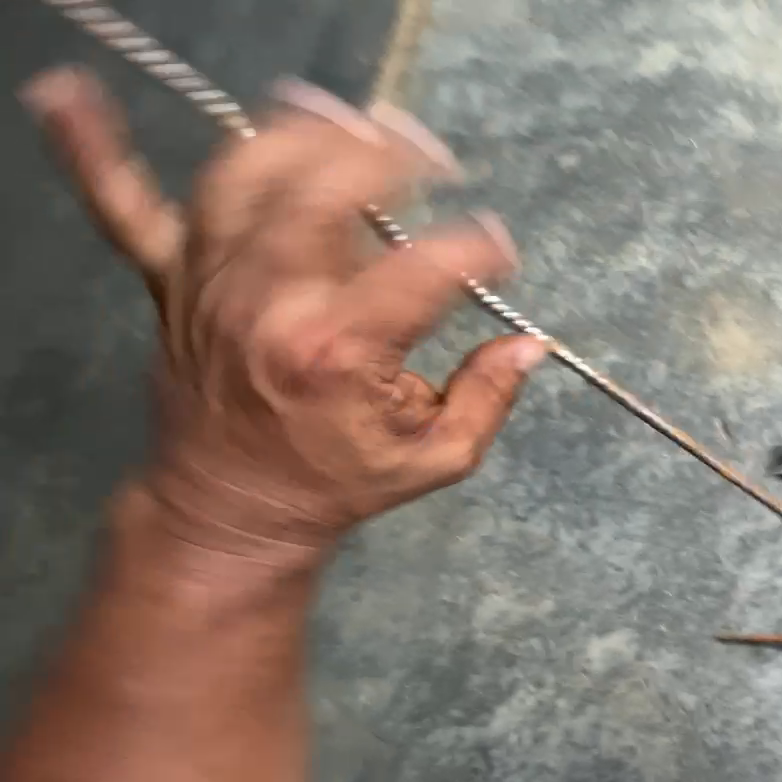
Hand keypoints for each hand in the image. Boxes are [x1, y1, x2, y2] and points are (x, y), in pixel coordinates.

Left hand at [22, 69, 545, 568]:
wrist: (233, 504)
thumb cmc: (344, 482)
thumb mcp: (441, 456)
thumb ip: (489, 396)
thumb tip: (531, 344)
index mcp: (342, 353)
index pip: (422, 273)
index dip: (474, 247)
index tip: (501, 249)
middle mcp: (270, 305)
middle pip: (321, 200)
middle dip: (381, 161)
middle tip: (428, 152)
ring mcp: (209, 286)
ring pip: (240, 183)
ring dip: (291, 137)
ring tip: (340, 114)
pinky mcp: (170, 285)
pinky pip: (121, 208)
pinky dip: (91, 150)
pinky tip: (64, 91)